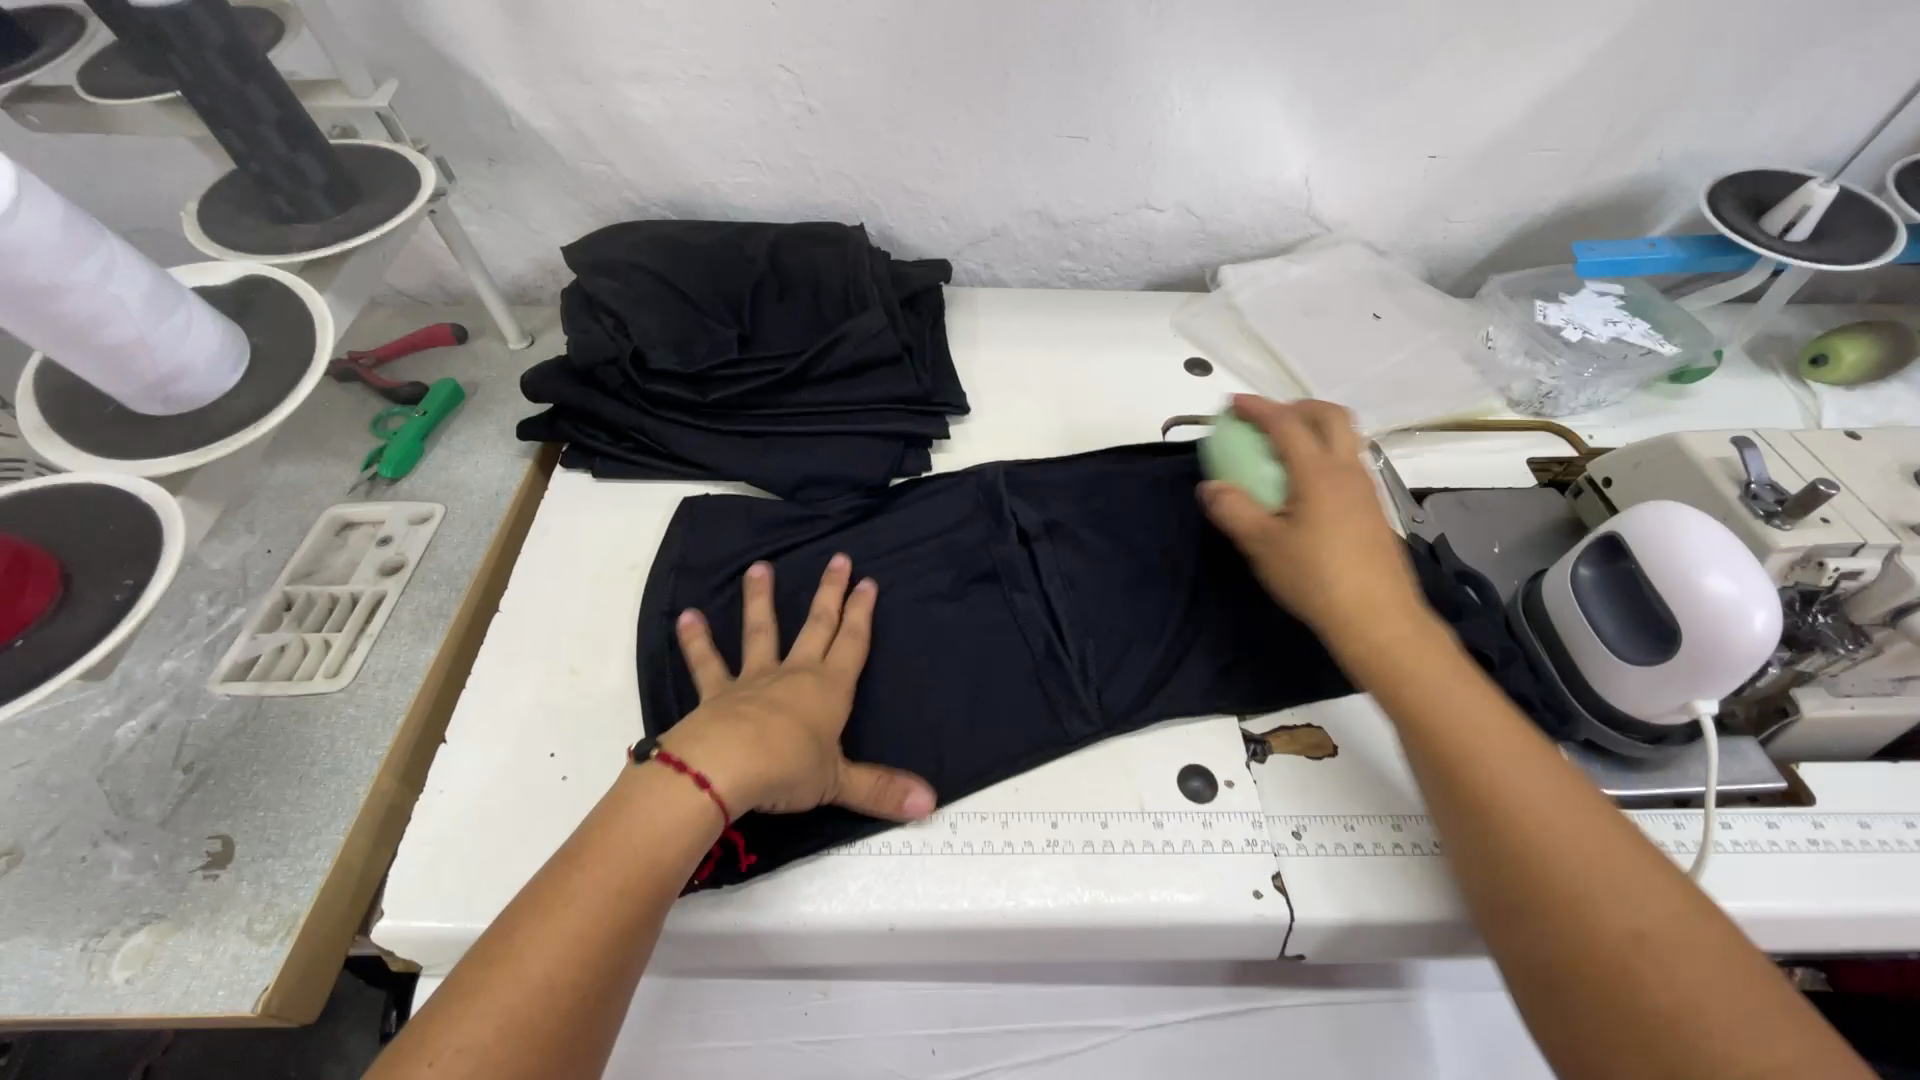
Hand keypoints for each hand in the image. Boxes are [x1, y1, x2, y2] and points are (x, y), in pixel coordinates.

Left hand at [659, 554, 936, 822]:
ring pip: (760, 632)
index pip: (852, 643)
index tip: (868, 581)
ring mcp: (753, 680)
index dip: (862, 613)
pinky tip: (687, 616)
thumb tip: (930, 804)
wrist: (725, 767)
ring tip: (759, 568)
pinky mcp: (717, 694)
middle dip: (830, 593)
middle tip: (838, 558)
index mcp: (829, 690)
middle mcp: (795, 675)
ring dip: (760, 600)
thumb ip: (882, 790)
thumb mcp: (840, 782)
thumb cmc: (789, 769)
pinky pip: (707, 663)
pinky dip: (696, 641)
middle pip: (817, 626)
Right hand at [1199, 395, 1429, 647]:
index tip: (1233, 404)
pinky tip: (1306, 488)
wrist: (1377, 617)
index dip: (1257, 408)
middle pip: (1330, 415)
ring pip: (1346, 438)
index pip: (1285, 424)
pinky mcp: (1373, 509)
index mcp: (1318, 473)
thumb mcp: (1262, 545)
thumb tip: (1210, 487)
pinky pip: (1349, 462)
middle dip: (1296, 407)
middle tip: (1267, 420)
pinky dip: (1325, 455)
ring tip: (1283, 452)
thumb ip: (1232, 510)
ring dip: (1314, 430)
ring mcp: (1366, 489)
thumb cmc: (1316, 578)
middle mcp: (1347, 470)